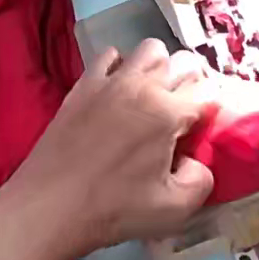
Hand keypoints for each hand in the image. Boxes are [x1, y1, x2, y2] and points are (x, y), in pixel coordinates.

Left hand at [0, 40, 215, 259]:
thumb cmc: (112, 210)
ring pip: (151, 49)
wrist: (47, 207)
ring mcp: (111, 80)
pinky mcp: (84, 84)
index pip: (208, 91)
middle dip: (192, 83)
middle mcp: (143, 86)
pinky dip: (121, 66)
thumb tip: (195, 160)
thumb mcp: (172, 211)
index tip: (201, 130)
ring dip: (160, 67)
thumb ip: (201, 181)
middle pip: (184, 62)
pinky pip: (110, 55)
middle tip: (182, 113)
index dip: (211, 109)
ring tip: (152, 96)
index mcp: (168, 113)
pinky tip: (117, 91)